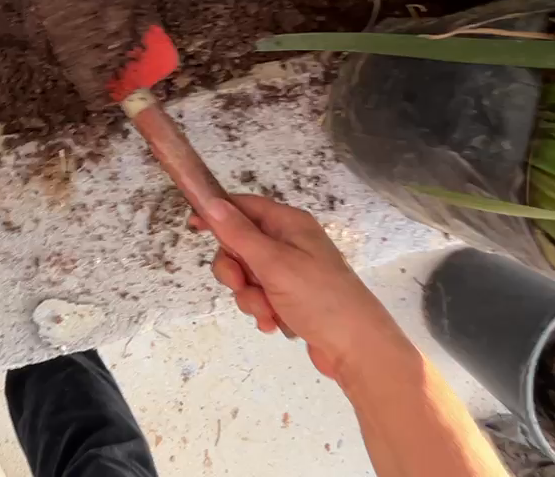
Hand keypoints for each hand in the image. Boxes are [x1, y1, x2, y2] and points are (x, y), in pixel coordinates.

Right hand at [190, 195, 406, 379]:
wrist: (360, 352)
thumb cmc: (320, 298)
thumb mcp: (274, 263)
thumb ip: (238, 233)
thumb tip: (210, 201)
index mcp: (289, 223)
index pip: (243, 206)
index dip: (217, 215)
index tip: (194, 228)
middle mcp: (289, 242)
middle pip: (240, 244)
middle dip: (236, 270)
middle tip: (244, 285)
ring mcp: (291, 271)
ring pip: (247, 274)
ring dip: (250, 295)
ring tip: (268, 312)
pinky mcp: (292, 297)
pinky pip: (260, 295)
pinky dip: (262, 309)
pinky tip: (275, 324)